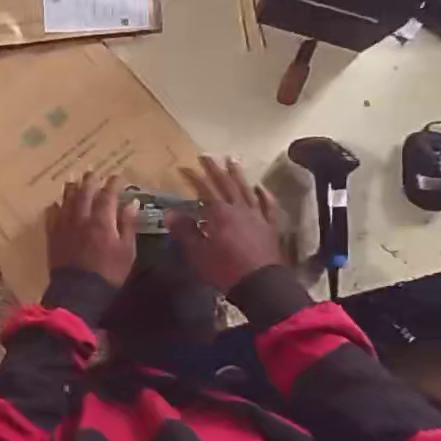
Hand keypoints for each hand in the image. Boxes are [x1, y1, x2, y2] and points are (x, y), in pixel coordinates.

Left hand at [46, 172, 138, 287]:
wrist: (78, 292)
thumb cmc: (108, 273)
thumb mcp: (127, 251)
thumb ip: (128, 225)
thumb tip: (132, 204)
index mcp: (102, 220)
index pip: (108, 194)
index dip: (114, 184)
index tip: (118, 178)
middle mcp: (81, 217)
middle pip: (84, 191)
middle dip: (90, 180)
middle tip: (93, 174)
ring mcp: (64, 225)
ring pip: (66, 200)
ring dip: (72, 188)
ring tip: (75, 182)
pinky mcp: (52, 235)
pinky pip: (51, 215)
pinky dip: (55, 207)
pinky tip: (56, 204)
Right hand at [168, 156, 285, 293]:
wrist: (260, 284)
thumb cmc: (225, 269)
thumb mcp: (198, 252)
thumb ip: (185, 231)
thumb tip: (170, 213)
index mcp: (220, 213)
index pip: (205, 189)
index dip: (194, 177)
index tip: (185, 168)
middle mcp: (239, 209)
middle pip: (227, 184)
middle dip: (216, 169)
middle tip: (208, 156)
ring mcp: (257, 216)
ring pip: (247, 190)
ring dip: (239, 175)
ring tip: (233, 161)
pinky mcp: (270, 227)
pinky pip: (268, 206)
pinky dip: (264, 195)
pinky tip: (261, 188)